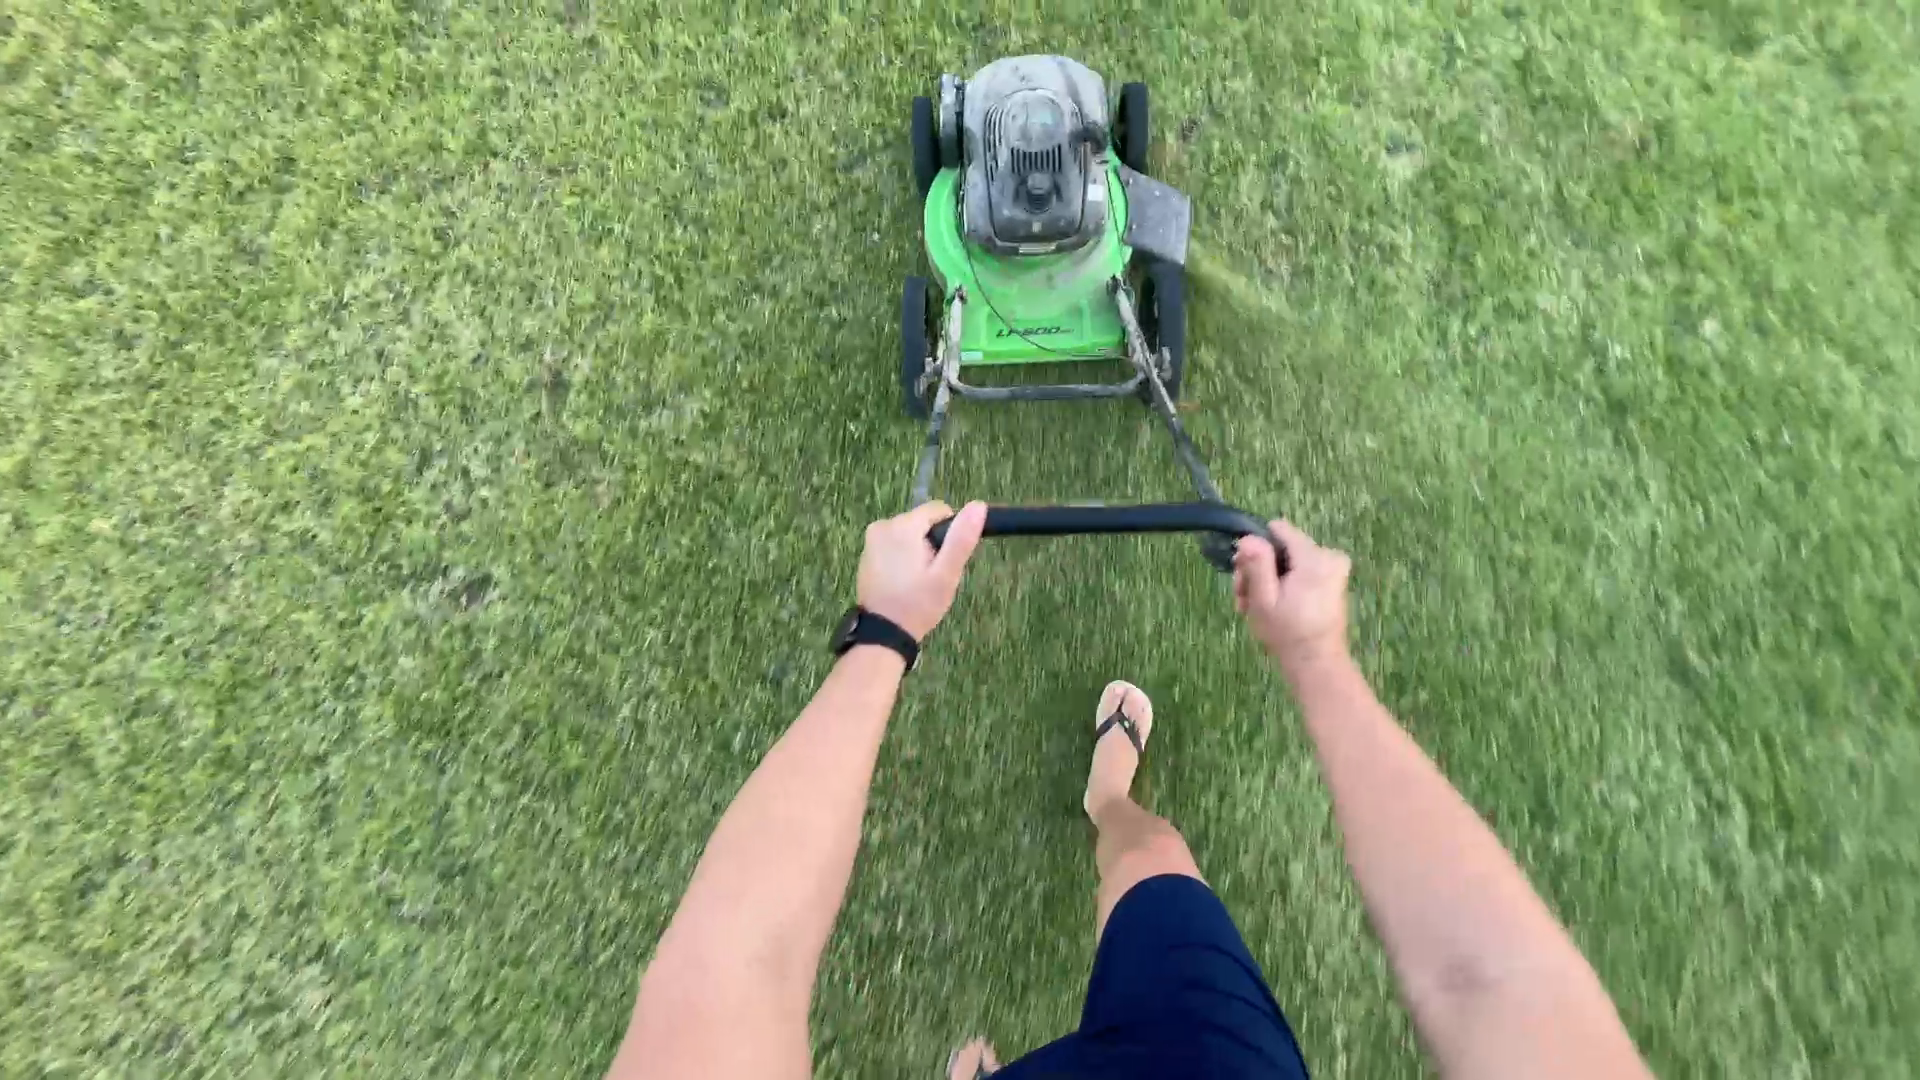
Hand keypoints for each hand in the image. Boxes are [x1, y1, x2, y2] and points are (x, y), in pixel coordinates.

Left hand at [857, 500, 987, 640]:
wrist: (884, 633)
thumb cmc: (918, 604)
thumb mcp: (946, 574)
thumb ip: (961, 539)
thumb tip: (978, 505)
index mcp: (902, 525)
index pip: (938, 511)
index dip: (949, 535)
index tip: (945, 561)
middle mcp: (883, 525)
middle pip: (922, 523)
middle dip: (932, 545)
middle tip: (933, 576)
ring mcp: (871, 540)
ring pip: (909, 535)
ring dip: (918, 552)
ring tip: (919, 582)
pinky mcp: (866, 554)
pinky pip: (894, 546)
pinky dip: (902, 559)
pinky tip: (904, 583)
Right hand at [1233, 520, 1351, 673]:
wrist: (1315, 662)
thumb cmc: (1287, 633)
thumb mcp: (1263, 598)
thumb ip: (1256, 563)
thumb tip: (1247, 537)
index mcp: (1314, 558)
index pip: (1277, 530)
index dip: (1255, 548)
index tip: (1243, 574)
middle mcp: (1329, 556)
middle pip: (1280, 547)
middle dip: (1257, 569)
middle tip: (1243, 597)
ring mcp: (1333, 568)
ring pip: (1286, 560)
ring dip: (1266, 579)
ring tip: (1251, 606)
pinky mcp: (1332, 580)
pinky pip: (1298, 570)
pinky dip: (1282, 584)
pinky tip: (1270, 605)